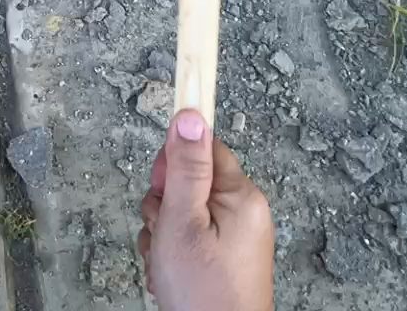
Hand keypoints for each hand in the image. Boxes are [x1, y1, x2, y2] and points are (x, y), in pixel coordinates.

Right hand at [138, 109, 274, 310]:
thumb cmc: (202, 293)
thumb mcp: (183, 220)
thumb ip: (185, 167)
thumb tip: (190, 114)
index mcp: (242, 197)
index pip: (203, 148)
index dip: (174, 163)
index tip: (163, 187)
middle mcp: (244, 212)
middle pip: (188, 179)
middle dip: (163, 203)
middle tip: (165, 231)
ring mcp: (234, 236)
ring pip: (181, 209)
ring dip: (162, 229)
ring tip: (167, 259)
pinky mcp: (223, 256)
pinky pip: (188, 234)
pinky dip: (172, 249)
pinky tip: (170, 271)